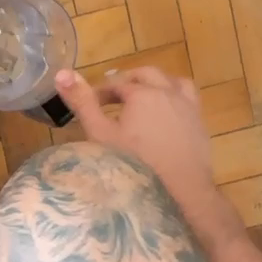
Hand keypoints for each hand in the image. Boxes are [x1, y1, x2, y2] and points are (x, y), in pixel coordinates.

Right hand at [55, 66, 216, 207]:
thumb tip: (61, 73)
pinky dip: (172, 99)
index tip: (89, 104)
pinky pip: (187, 99)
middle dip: (127, 81)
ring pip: (173, 82)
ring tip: (142, 99)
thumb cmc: (135, 162)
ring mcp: (188, 107)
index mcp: (143, 93)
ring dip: (156, 85)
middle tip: (112, 98)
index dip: (101, 91)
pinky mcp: (200, 123)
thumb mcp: (100, 133)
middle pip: (147, 74)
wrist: (181, 189)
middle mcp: (168, 93)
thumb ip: (82, 102)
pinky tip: (163, 118)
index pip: (117, 82)